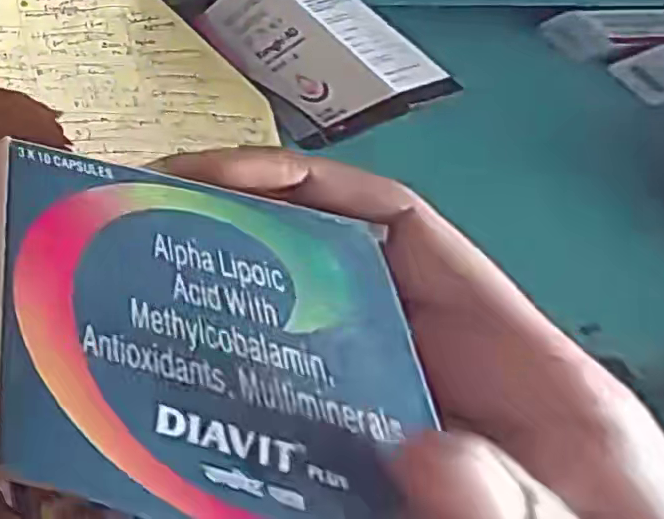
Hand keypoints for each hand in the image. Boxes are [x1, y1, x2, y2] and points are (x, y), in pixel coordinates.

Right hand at [156, 148, 663, 518]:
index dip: (305, 178)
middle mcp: (426, 350)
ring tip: (142, 272)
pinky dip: (225, 368)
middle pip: (317, 251)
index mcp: (495, 344)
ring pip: (286, 316)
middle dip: (234, 217)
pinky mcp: (349, 438)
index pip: (392, 218)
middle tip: (153, 209)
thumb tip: (427, 448)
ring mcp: (383, 394)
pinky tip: (174, 371)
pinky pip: (275, 382)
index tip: (221, 176)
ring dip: (218, 289)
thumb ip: (520, 503)